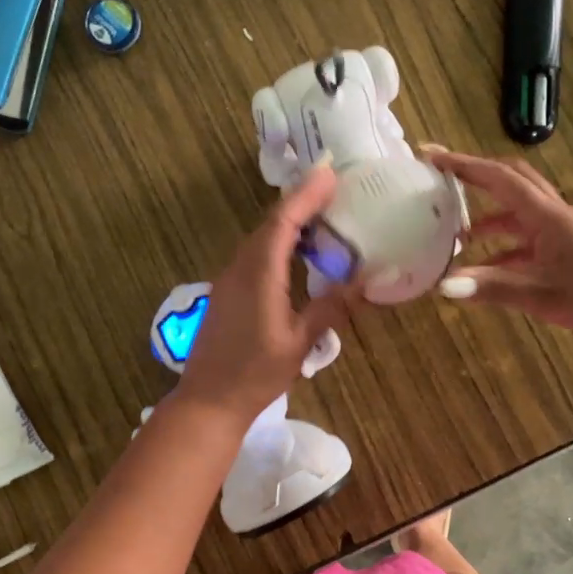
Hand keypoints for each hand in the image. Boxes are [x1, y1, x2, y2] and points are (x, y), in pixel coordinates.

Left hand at [176, 166, 353, 421]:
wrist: (208, 400)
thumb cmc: (255, 374)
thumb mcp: (299, 343)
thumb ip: (330, 309)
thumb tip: (364, 281)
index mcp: (258, 275)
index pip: (283, 223)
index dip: (306, 195)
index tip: (329, 172)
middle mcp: (240, 268)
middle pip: (270, 225)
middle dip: (300, 202)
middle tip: (332, 187)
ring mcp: (229, 280)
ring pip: (260, 239)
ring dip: (288, 223)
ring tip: (321, 214)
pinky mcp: (226, 293)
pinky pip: (254, 255)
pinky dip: (277, 244)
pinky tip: (295, 253)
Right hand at [426, 148, 572, 346]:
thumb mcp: (544, 296)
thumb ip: (493, 289)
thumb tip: (444, 284)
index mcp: (547, 217)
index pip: (497, 179)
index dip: (462, 164)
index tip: (430, 154)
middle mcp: (556, 216)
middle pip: (511, 182)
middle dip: (474, 176)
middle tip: (441, 179)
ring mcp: (568, 232)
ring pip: (520, 214)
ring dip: (488, 218)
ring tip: (456, 236)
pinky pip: (532, 238)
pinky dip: (506, 246)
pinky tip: (492, 269)